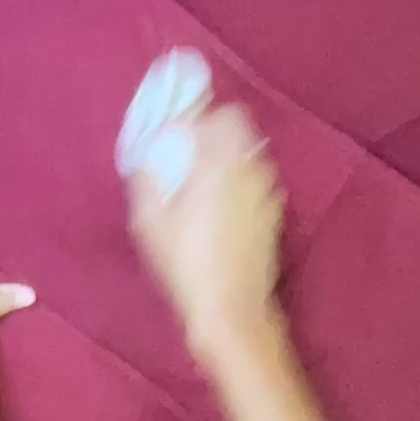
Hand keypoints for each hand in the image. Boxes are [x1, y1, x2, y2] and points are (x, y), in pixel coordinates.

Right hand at [126, 105, 285, 349]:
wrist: (231, 308)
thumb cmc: (185, 264)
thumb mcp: (150, 223)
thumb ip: (147, 179)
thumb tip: (146, 158)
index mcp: (217, 165)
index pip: (208, 115)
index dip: (184, 112)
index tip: (167, 123)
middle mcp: (248, 168)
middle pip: (235, 122)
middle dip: (209, 124)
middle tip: (185, 142)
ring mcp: (266, 189)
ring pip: (248, 147)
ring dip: (226, 148)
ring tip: (201, 171)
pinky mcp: (273, 210)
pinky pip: (255, 174)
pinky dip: (238, 173)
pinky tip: (219, 199)